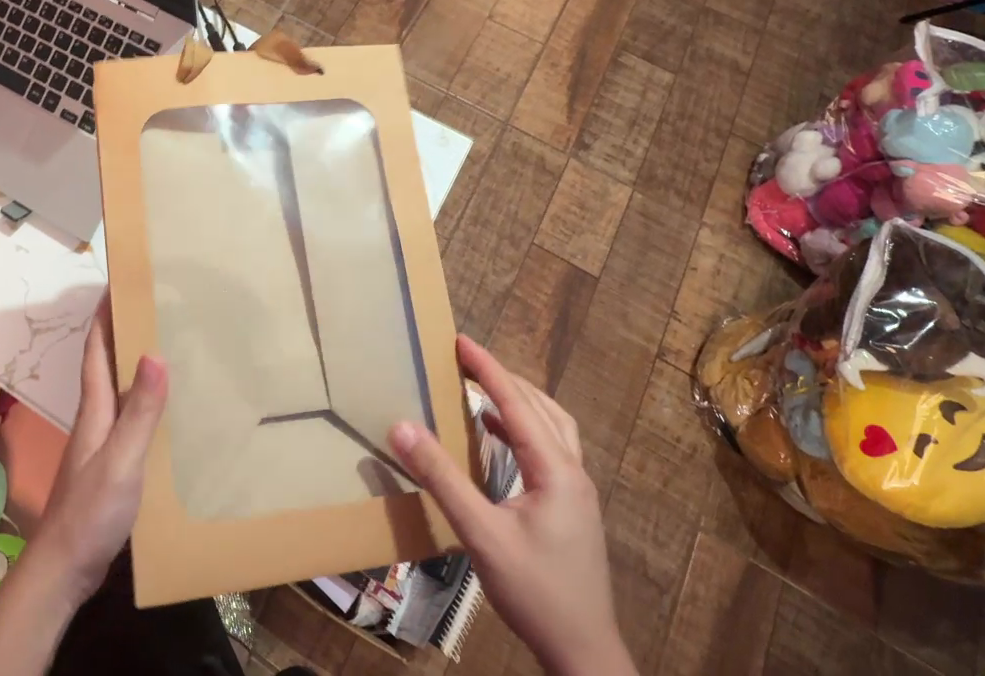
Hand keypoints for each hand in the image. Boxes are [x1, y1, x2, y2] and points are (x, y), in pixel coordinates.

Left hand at [33, 300, 168, 606]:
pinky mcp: (112, 462)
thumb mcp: (122, 460)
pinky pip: (129, 416)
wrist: (65, 566)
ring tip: (166, 342)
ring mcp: (102, 441)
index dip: (105, 314)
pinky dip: (144, 399)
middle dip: (122, 329)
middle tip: (153, 303)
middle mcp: (96, 417)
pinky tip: (165, 407)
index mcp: (95, 409)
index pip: (97, 348)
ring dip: (134, 362)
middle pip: (106, 362)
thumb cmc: (91, 511)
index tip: (119, 280)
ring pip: (118, 389)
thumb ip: (139, 412)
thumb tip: (154, 353)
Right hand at [388, 336, 635, 675]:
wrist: (582, 650)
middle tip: (467, 361)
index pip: (518, 403)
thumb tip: (403, 427)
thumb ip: (442, 478)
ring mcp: (577, 492)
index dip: (488, 369)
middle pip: (543, 408)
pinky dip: (523, 432)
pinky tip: (498, 441)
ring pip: (553, 428)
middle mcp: (573, 472)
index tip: (460, 341)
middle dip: (505, 379)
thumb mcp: (481, 534)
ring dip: (519, 404)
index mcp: (557, 470)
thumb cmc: (534, 589)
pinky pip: (549, 451)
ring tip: (482, 393)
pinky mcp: (571, 509)